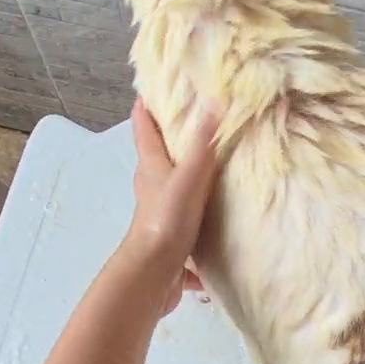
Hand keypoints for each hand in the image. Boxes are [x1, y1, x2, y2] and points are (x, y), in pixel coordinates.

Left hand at [123, 97, 219, 311]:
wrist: (154, 275)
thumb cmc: (167, 221)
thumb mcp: (187, 178)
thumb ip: (201, 145)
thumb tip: (212, 100)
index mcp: (151, 169)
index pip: (144, 129)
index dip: (146, 107)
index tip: (154, 88)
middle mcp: (152, 191)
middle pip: (158, 163)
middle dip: (172, 147)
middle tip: (195, 132)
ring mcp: (161, 220)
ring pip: (174, 200)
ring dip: (188, 192)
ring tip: (215, 182)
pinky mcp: (170, 248)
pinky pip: (188, 239)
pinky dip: (200, 239)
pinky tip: (220, 244)